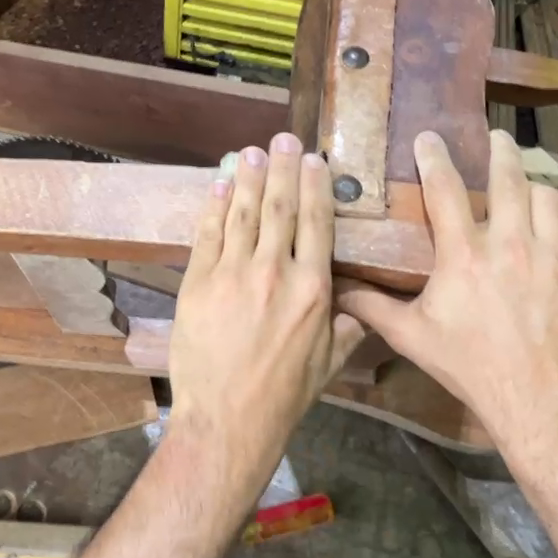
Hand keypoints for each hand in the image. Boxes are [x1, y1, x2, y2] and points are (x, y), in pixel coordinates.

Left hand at [168, 132, 365, 481]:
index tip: (312, 160)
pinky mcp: (199, 282)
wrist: (228, 419)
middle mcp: (275, 272)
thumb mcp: (328, 364)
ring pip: (242, 213)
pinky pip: (207, 235)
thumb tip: (358, 305)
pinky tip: (217, 185)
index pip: (316, 223)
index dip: (314, 186)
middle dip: (280, 168)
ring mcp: (233, 274)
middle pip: (279, 207)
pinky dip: (212, 207)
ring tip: (249, 152)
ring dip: (246, 178)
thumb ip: (346, 328)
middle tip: (281, 138)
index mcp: (314, 289)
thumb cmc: (283, 395)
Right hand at [338, 130, 557, 463]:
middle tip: (494, 138)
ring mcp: (557, 257)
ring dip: (533, 184)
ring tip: (526, 183)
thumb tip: (334, 288)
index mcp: (463, 257)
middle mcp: (510, 246)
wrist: (543, 407)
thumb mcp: (412, 338)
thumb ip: (372, 306)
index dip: (433, 157)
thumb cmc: (471, 369)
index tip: (428, 137)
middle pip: (507, 178)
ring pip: (547, 195)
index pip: (444, 189)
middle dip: (498, 150)